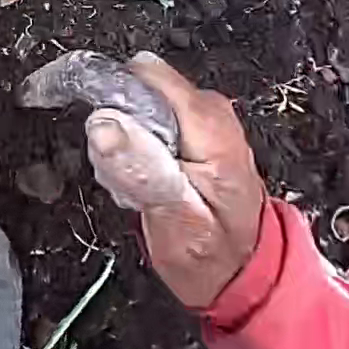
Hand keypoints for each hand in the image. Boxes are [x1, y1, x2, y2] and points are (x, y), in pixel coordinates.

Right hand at [86, 52, 265, 308]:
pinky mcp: (198, 121)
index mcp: (207, 123)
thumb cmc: (213, 254)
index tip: (104, 137)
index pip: (145, 77)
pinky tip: (150, 177)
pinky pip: (152, 116)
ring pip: (142, 101)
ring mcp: (205, 112)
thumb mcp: (173, 221)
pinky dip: (141, 144)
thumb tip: (103, 122)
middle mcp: (210, 107)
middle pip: (141, 88)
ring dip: (128, 139)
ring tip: (140, 183)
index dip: (114, 98)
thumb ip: (139, 169)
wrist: (245, 271)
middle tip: (127, 175)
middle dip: (121, 126)